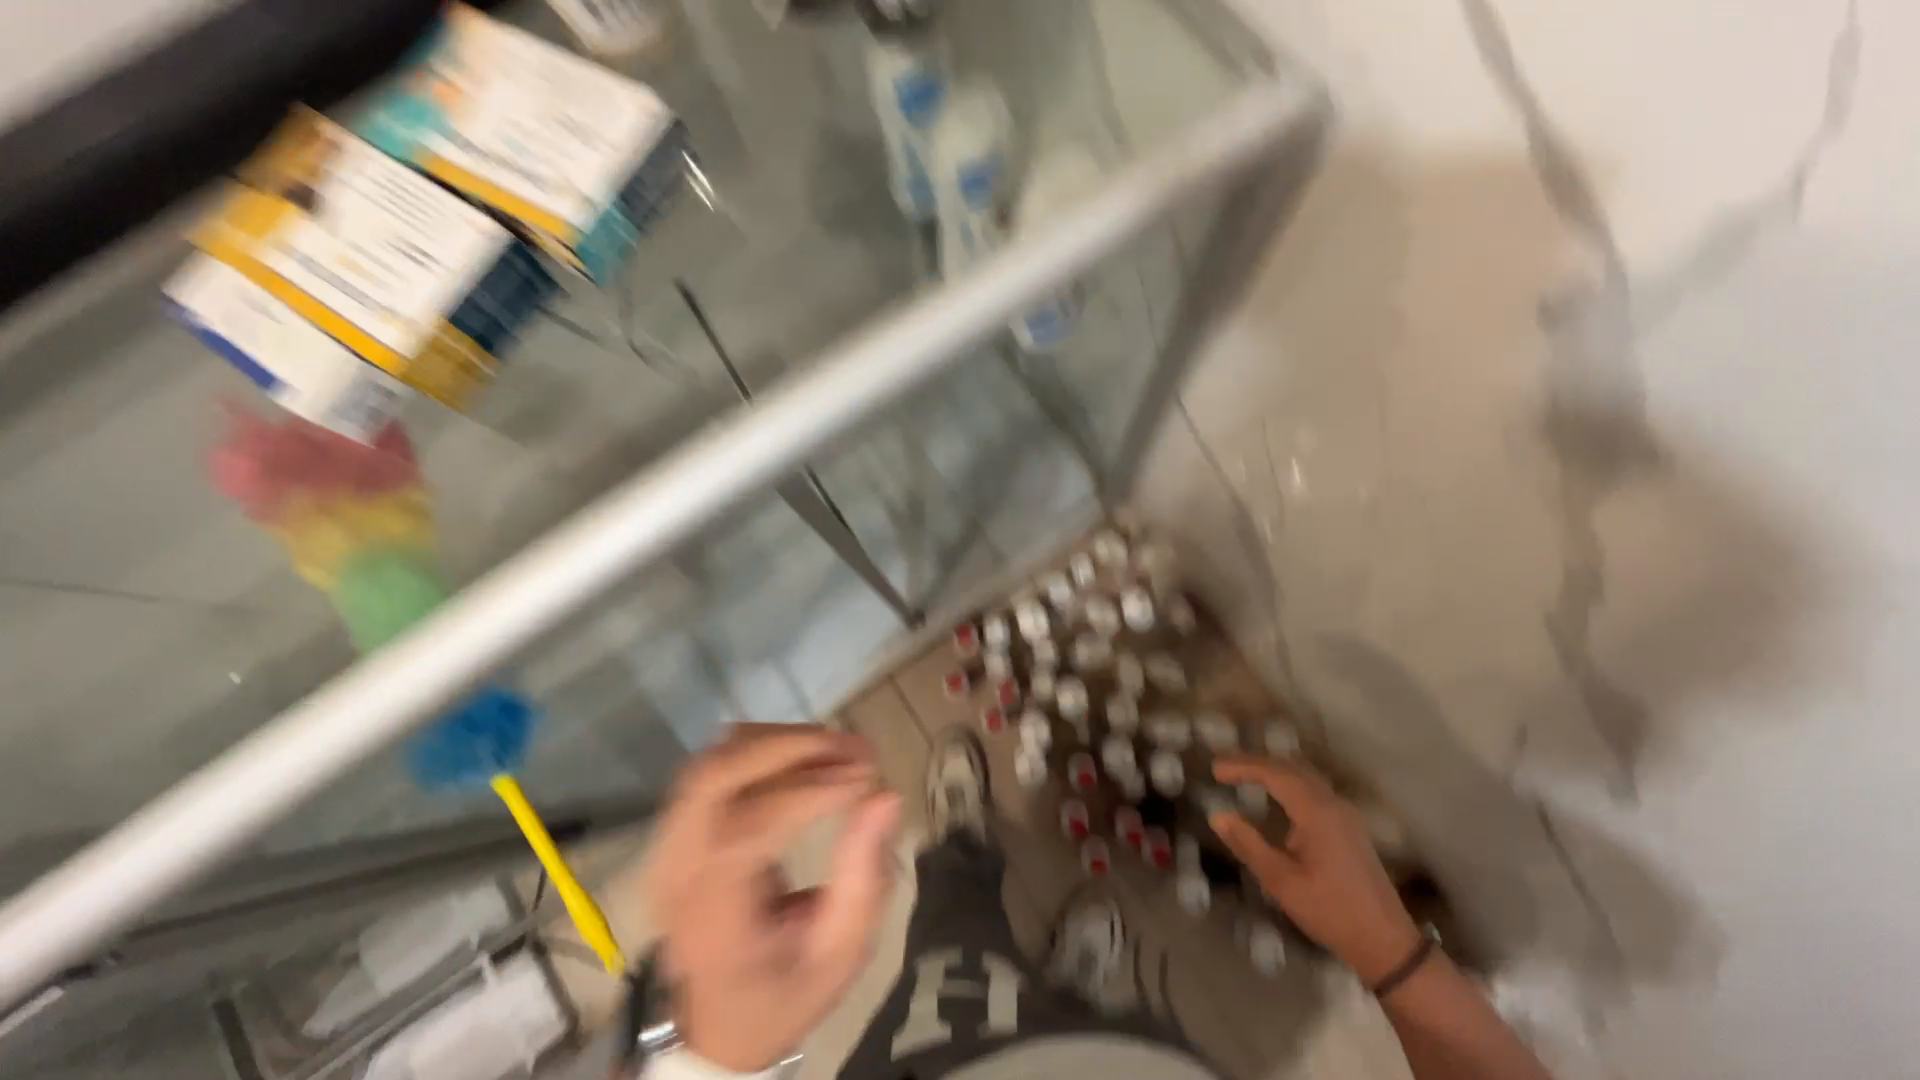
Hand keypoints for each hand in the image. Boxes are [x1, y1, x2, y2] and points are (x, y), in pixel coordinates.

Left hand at [644, 724, 902, 1071]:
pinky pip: (711, 768)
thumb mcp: (839, 954)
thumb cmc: (785, 993)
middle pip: (715, 777)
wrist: (720, 1024)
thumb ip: (863, 878)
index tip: (868, 778)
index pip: (748, 830)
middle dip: (790, 748)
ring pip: (711, 761)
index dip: (809, 793)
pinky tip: (803, 759)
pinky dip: (760, 750)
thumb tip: (886, 795)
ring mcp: (666, 847)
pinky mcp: (674, 833)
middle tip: (854, 748)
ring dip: (777, 743)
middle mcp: (676, 871)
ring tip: (837, 749)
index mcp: (713, 916)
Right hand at [1211, 756, 1422, 984]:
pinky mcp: (1350, 827)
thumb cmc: (1329, 910)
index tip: (1214, 769)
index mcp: (1317, 812)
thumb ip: (1248, 844)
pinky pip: (1315, 791)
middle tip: (1224, 767)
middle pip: (1292, 768)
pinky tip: (1276, 798)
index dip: (1242, 767)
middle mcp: (1334, 804)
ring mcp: (1346, 815)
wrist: (1384, 941)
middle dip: (1256, 763)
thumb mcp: (1280, 881)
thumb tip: (1218, 816)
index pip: (1275, 774)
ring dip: (1274, 771)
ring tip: (1244, 775)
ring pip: (1306, 778)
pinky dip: (1289, 784)